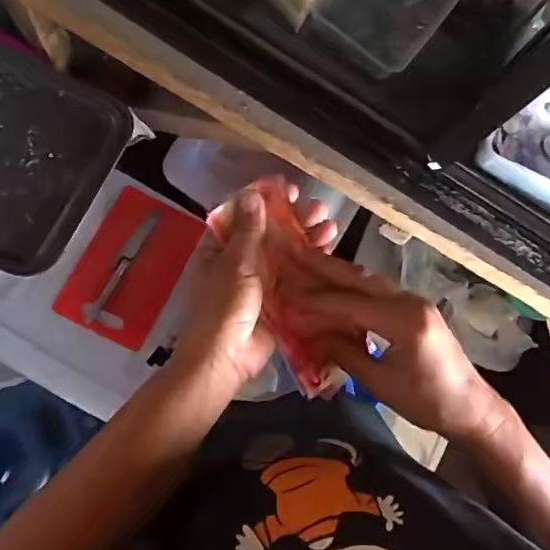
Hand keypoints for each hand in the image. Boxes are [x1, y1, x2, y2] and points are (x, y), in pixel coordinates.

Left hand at [174, 182, 336, 392]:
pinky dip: (311, 263)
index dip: (264, 198)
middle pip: (269, 231)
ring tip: (330, 226)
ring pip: (285, 252)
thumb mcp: (235, 264)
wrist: (225, 360)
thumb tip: (252, 193)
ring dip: (307, 238)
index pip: (242, 214)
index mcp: (219, 248)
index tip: (289, 189)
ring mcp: (259, 280)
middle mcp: (238, 260)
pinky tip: (330, 250)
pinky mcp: (277, 300)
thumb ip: (248, 230)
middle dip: (294, 218)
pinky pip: (295, 276)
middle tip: (319, 208)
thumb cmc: (223, 308)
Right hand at [292, 249, 509, 444]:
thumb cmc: (428, 401)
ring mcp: (414, 302)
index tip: (288, 294)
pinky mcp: (415, 309)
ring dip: (339, 274)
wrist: (471, 407)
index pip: (351, 302)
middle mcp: (410, 301)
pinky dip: (354, 287)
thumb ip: (346, 354)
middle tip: (295, 254)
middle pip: (361, 278)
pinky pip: (379, 291)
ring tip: (309, 264)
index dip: (317, 300)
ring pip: (370, 280)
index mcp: (404, 320)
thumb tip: (315, 336)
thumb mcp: (381, 384)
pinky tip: (337, 287)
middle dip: (326, 268)